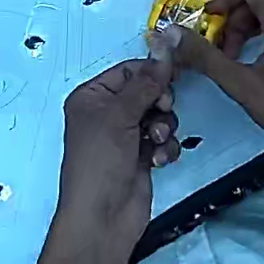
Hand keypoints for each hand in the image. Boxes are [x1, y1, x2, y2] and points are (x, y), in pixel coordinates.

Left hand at [55, 58, 179, 260]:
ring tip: (155, 143)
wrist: (103, 219)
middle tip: (160, 112)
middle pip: (147, 91)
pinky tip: (158, 161)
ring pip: (159, 115)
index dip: (151, 73)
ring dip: (164, 127)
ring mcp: (124, 135)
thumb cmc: (101, 161)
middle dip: (159, 103)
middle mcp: (106, 112)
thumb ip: (146, 82)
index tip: (172, 78)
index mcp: (92, 96)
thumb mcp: (120, 115)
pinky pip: (163, 139)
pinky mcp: (141, 156)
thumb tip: (164, 45)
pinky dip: (165, 148)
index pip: (128, 70)